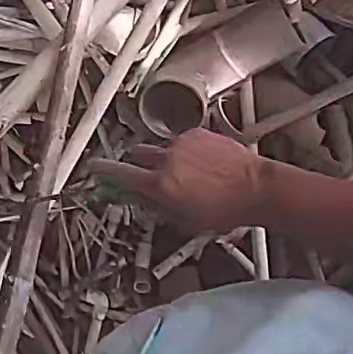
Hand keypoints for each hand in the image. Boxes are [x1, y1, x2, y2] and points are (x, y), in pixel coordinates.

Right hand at [88, 128, 273, 232]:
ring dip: (165, 159)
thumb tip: (140, 200)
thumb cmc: (226, 210)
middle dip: (136, 164)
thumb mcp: (185, 221)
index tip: (95, 169)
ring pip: (160, 147)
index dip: (103, 172)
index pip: (119, 173)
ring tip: (188, 175)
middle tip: (147, 176)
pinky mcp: (198, 132)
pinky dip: (185, 150)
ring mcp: (183, 142)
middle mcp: (168, 159)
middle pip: (135, 153)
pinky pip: (181, 140)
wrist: (257, 188)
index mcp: (160, 184)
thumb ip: (156, 208)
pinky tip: (201, 164)